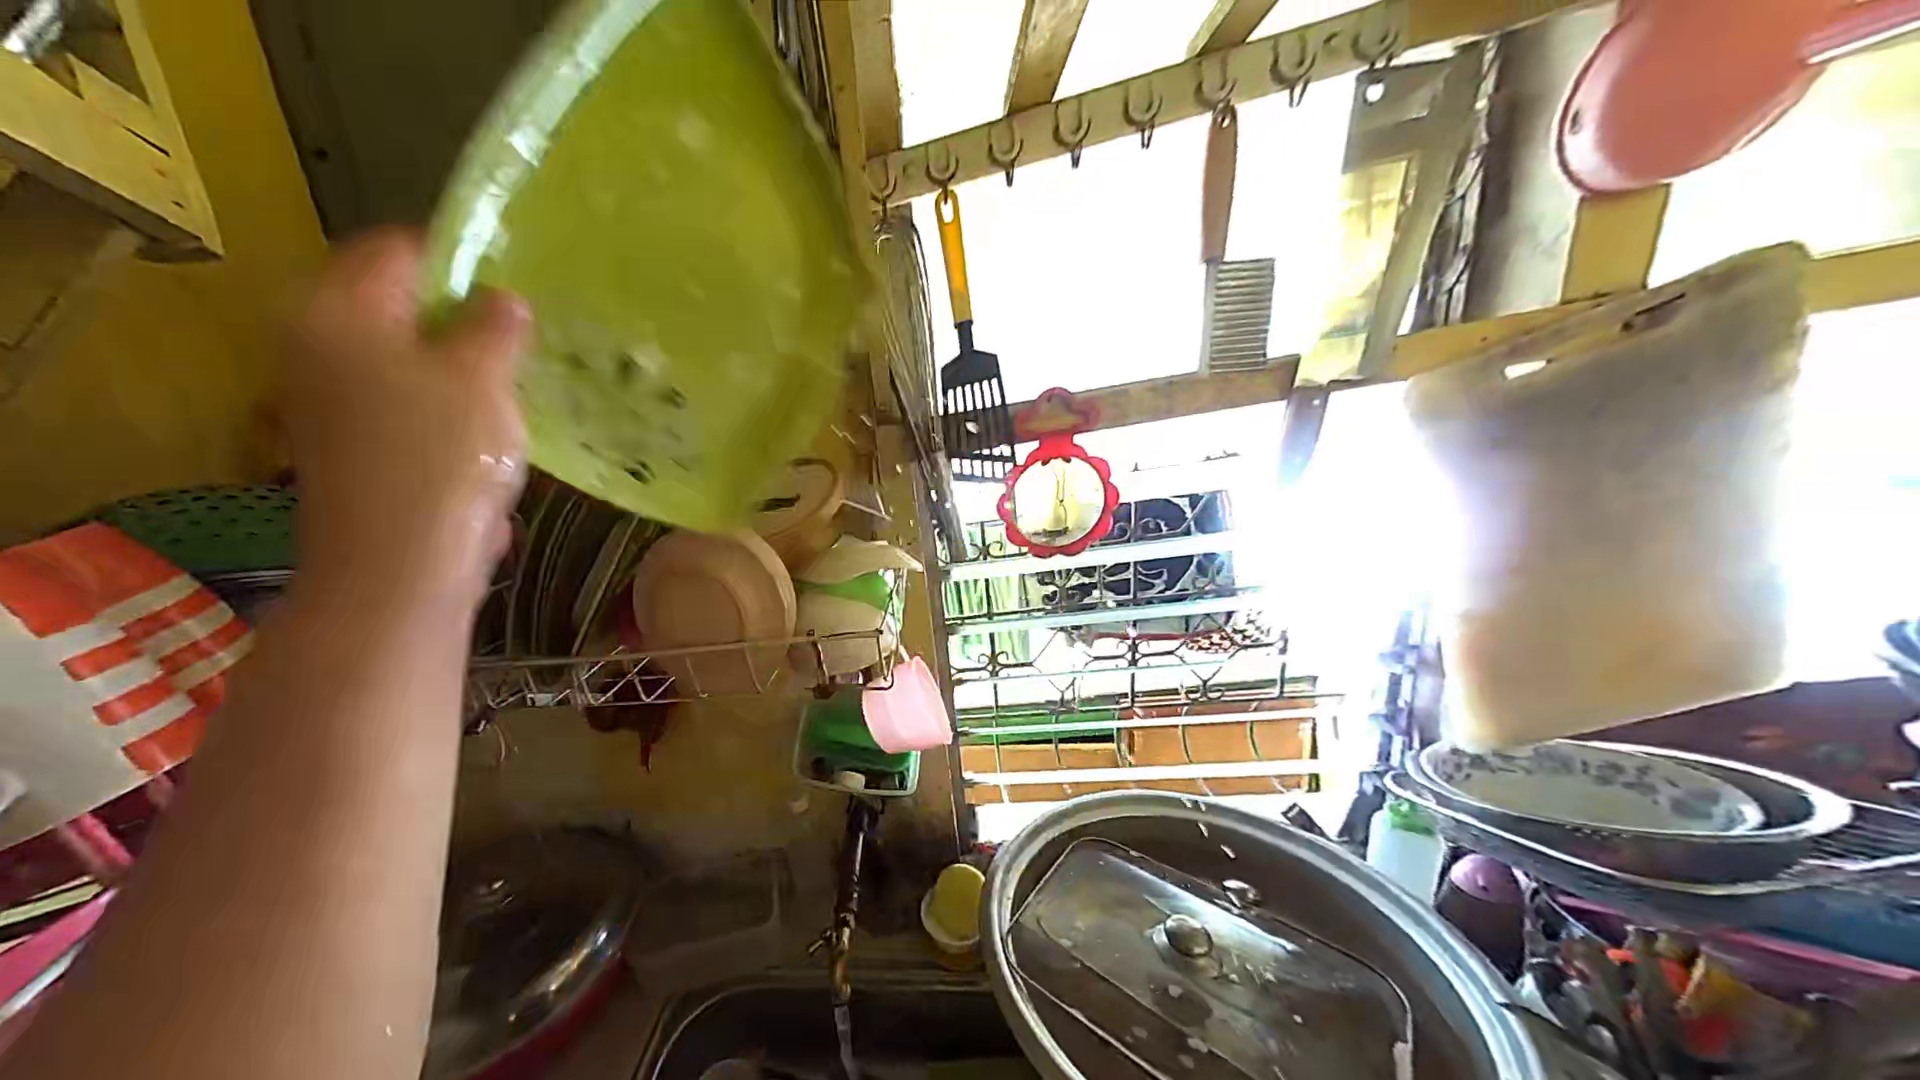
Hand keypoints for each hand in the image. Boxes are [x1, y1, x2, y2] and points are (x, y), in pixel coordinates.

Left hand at [283, 229, 530, 610]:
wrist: (399, 564)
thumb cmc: (441, 457)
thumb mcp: (483, 378)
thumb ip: (496, 325)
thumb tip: (504, 298)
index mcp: (338, 310)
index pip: (396, 247)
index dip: (460, 254)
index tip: (518, 279)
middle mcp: (315, 342)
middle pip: (396, 301)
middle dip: (463, 311)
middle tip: (524, 333)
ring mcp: (328, 396)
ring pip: (404, 352)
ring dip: (460, 357)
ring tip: (515, 377)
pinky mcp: (351, 439)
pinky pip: (403, 394)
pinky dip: (445, 395)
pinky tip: (489, 422)